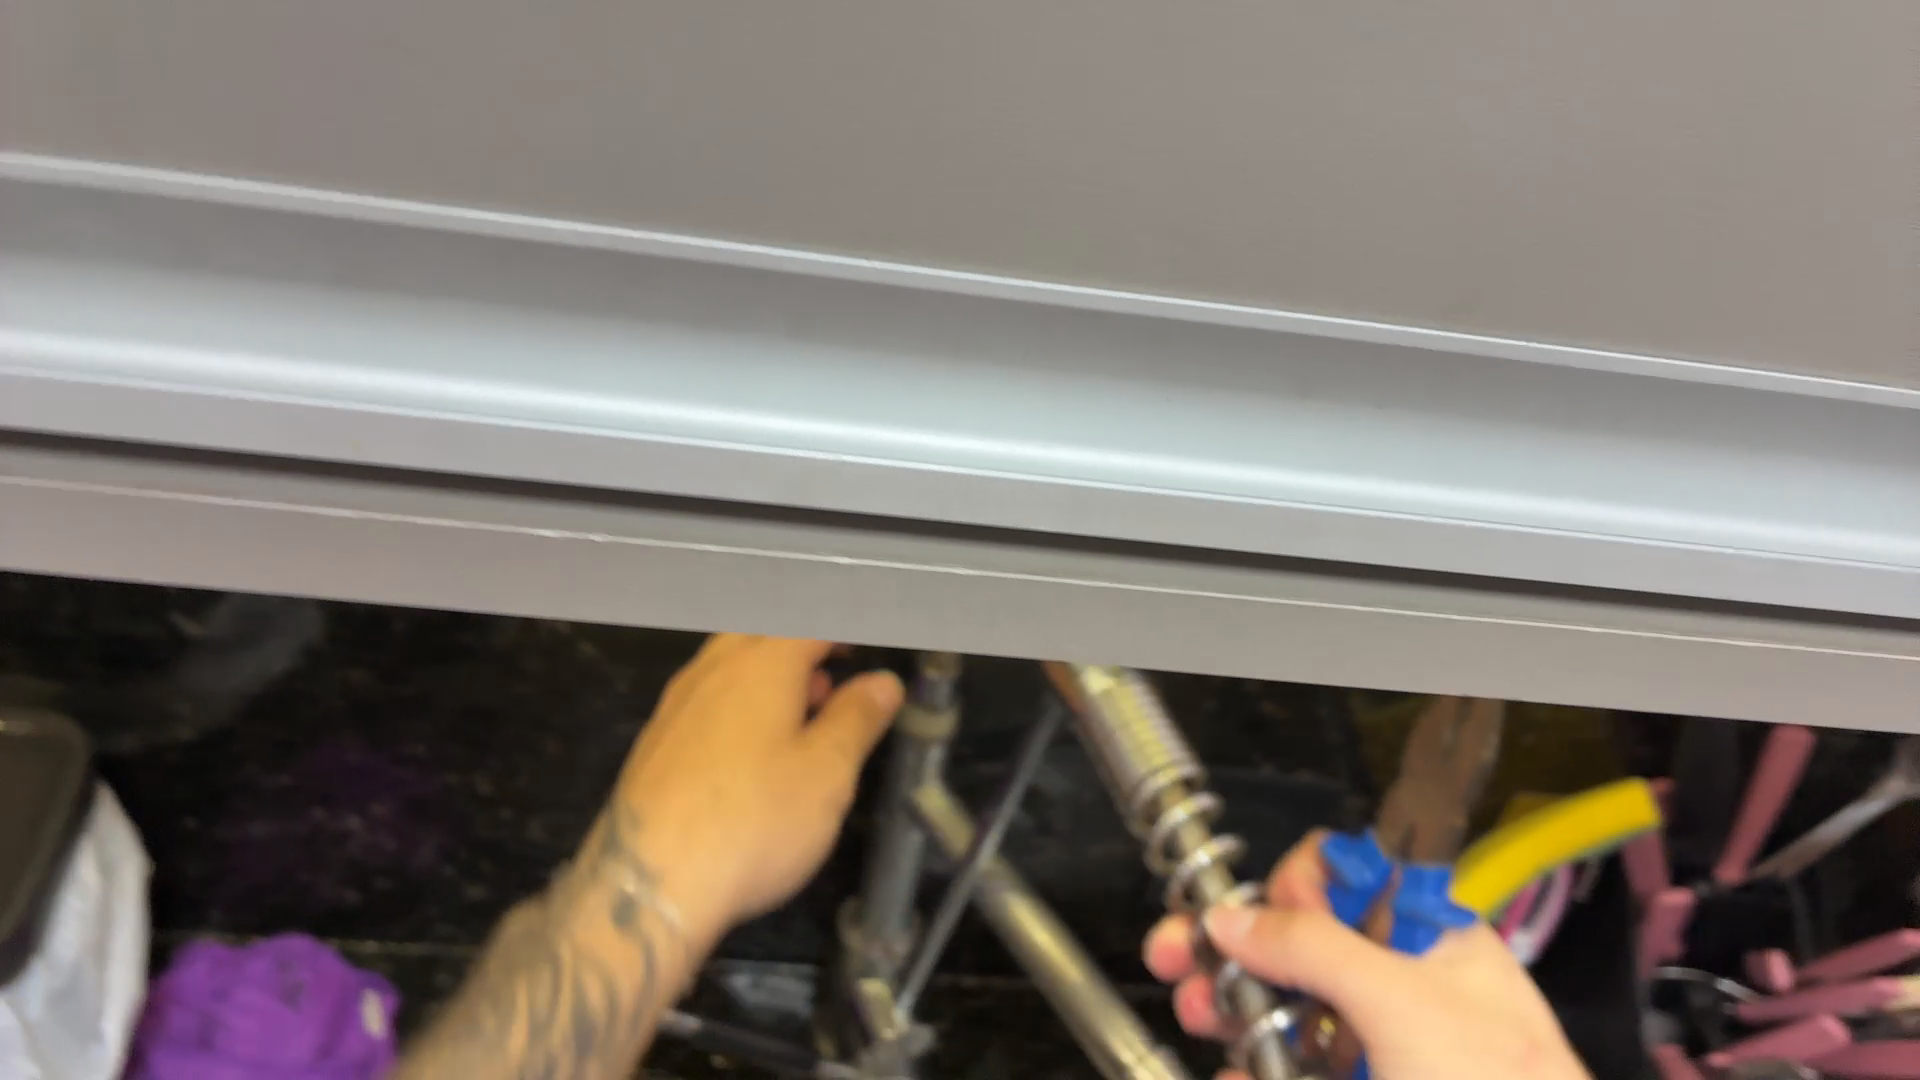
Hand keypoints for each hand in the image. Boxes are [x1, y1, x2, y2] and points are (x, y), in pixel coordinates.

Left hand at [592, 634, 903, 950]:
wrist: (645, 887)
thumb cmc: (754, 821)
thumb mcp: (828, 772)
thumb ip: (858, 717)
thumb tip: (883, 681)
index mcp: (761, 665)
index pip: (809, 626)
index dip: (843, 633)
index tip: (866, 649)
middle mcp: (713, 670)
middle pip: (763, 637)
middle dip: (801, 650)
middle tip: (832, 684)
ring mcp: (677, 705)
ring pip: (730, 666)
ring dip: (769, 677)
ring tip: (799, 719)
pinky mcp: (655, 743)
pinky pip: (707, 698)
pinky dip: (739, 704)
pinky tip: (750, 753)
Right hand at [1143, 831, 1590, 1079]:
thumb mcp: (1405, 1008)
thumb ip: (1310, 946)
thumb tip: (1223, 917)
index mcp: (1428, 938)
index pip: (1347, 876)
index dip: (1295, 884)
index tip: (1263, 918)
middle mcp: (1398, 980)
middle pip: (1297, 936)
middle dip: (1233, 943)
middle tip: (1175, 956)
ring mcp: (1375, 1042)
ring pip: (1285, 999)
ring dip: (1229, 999)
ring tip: (1191, 1014)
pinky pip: (1292, 1059)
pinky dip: (1252, 1062)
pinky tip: (1226, 1071)